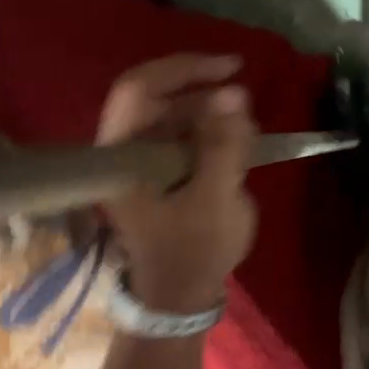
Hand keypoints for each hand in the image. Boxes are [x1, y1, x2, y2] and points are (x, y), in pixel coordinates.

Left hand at [96, 54, 257, 313]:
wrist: (179, 300)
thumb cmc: (193, 251)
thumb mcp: (215, 198)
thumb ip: (224, 144)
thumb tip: (234, 91)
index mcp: (122, 156)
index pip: (139, 89)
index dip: (183, 69)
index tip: (230, 68)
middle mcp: (122, 152)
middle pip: (156, 97)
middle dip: (202, 89)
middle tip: (244, 90)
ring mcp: (138, 162)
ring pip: (171, 114)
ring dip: (210, 110)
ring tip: (246, 128)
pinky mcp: (156, 173)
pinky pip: (180, 134)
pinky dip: (209, 129)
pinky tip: (235, 141)